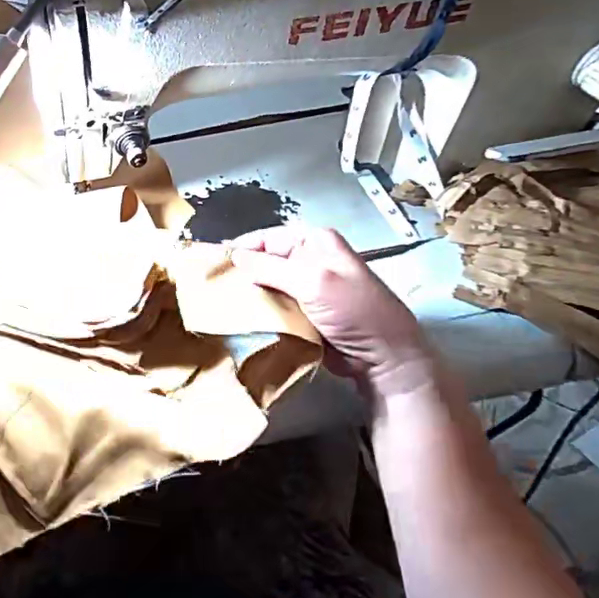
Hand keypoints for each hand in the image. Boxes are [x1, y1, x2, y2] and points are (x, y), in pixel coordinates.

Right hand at [228, 225, 439, 396]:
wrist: (385, 359)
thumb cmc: (355, 313)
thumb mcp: (313, 282)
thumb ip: (270, 267)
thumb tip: (233, 256)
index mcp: (315, 242)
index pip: (267, 238)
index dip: (240, 249)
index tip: (213, 264)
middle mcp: (309, 260)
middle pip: (264, 261)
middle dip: (242, 274)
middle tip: (213, 287)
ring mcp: (307, 288)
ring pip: (266, 286)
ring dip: (248, 296)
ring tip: (220, 304)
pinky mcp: (304, 313)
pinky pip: (273, 307)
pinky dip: (260, 313)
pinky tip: (241, 319)